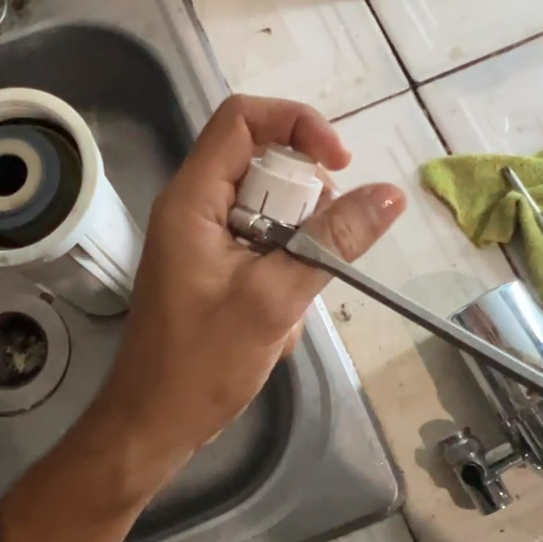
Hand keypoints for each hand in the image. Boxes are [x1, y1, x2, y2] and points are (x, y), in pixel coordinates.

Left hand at [87, 94, 404, 471]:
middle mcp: (193, 207)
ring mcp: (201, 239)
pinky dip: (284, 265)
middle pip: (260, 160)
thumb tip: (389, 194)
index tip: (339, 163)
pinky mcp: (212, 267)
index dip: (296, 123)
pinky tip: (283, 313)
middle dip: (304, 194)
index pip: (242, 119)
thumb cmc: (202, 363)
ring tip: (298, 290)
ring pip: (267, 205)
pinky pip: (260, 242)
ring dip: (298, 239)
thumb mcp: (274, 299)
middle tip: (323, 243)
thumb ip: (330, 243)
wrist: (154, 422)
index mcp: (192, 199)